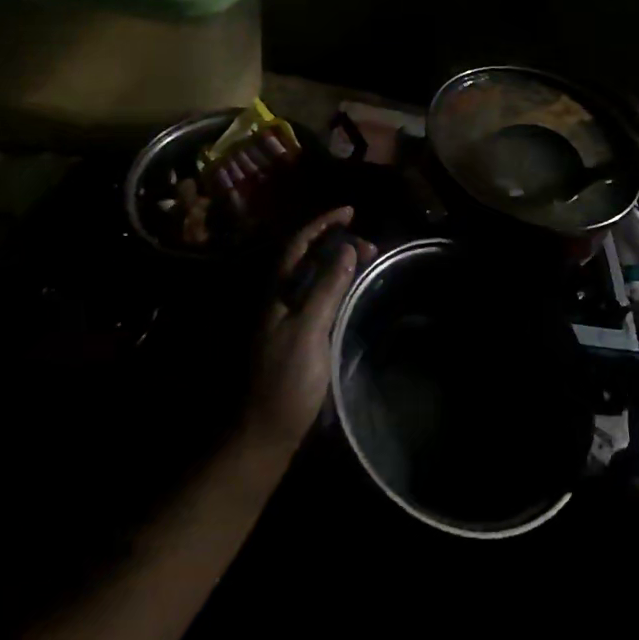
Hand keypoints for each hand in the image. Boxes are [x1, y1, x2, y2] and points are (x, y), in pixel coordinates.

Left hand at [244, 207, 376, 449]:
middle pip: (306, 257)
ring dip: (338, 262)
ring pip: (313, 276)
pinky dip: (337, 283)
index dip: (322, 223)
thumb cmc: (288, 379)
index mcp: (277, 292)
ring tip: (367, 259)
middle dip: (336, 242)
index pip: (298, 244)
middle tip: (370, 245)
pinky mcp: (298, 334)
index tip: (351, 211)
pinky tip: (352, 289)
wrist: (268, 429)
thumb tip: (347, 247)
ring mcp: (288, 316)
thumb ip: (327, 287)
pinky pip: (319, 295)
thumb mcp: (310, 329)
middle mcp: (280, 298)